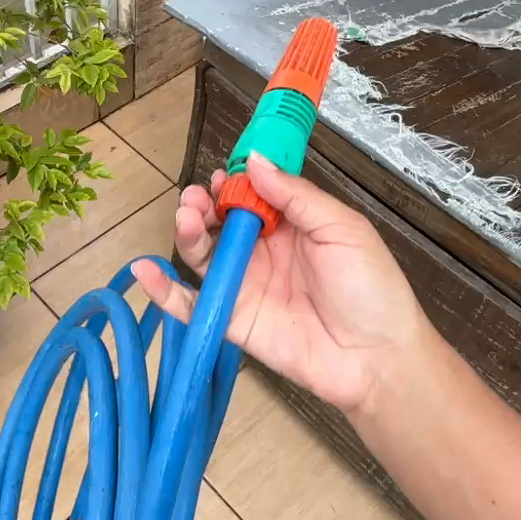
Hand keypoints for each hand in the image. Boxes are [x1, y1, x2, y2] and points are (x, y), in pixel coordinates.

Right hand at [131, 152, 437, 413]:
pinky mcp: (232, 321)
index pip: (251, 195)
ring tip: (185, 218)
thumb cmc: (370, 287)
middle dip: (203, 205)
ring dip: (187, 233)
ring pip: (203, 255)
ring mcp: (245, 286)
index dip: (232, 183)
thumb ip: (294, 195)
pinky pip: (193, 304)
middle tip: (196, 198)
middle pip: (220, 222)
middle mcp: (263, 252)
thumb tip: (253, 161)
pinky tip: (144, 272)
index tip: (220, 175)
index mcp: (291, 225)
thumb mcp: (340, 228)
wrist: (376, 358)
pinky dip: (164, 292)